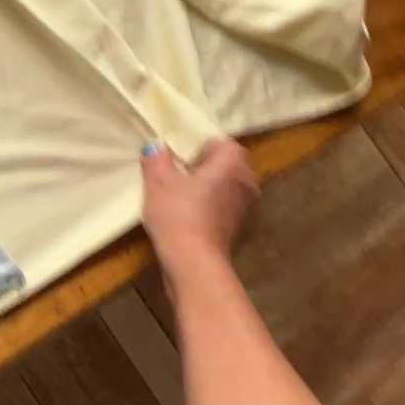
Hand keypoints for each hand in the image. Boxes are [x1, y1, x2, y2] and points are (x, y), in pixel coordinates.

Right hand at [140, 138, 259, 275]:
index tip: (182, 158)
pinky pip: (230, 208)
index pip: (225, 144)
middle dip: (210, 167)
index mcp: (230, 165)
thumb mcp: (158, 183)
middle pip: (232, 165)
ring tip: (187, 197)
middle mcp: (247, 183)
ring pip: (232, 187)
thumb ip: (157, 160)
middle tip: (182, 175)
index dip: (203, 147)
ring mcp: (248, 208)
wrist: (194, 261)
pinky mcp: (242, 229)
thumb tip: (156, 147)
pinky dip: (216, 208)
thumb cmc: (177, 214)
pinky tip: (194, 218)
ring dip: (214, 188)